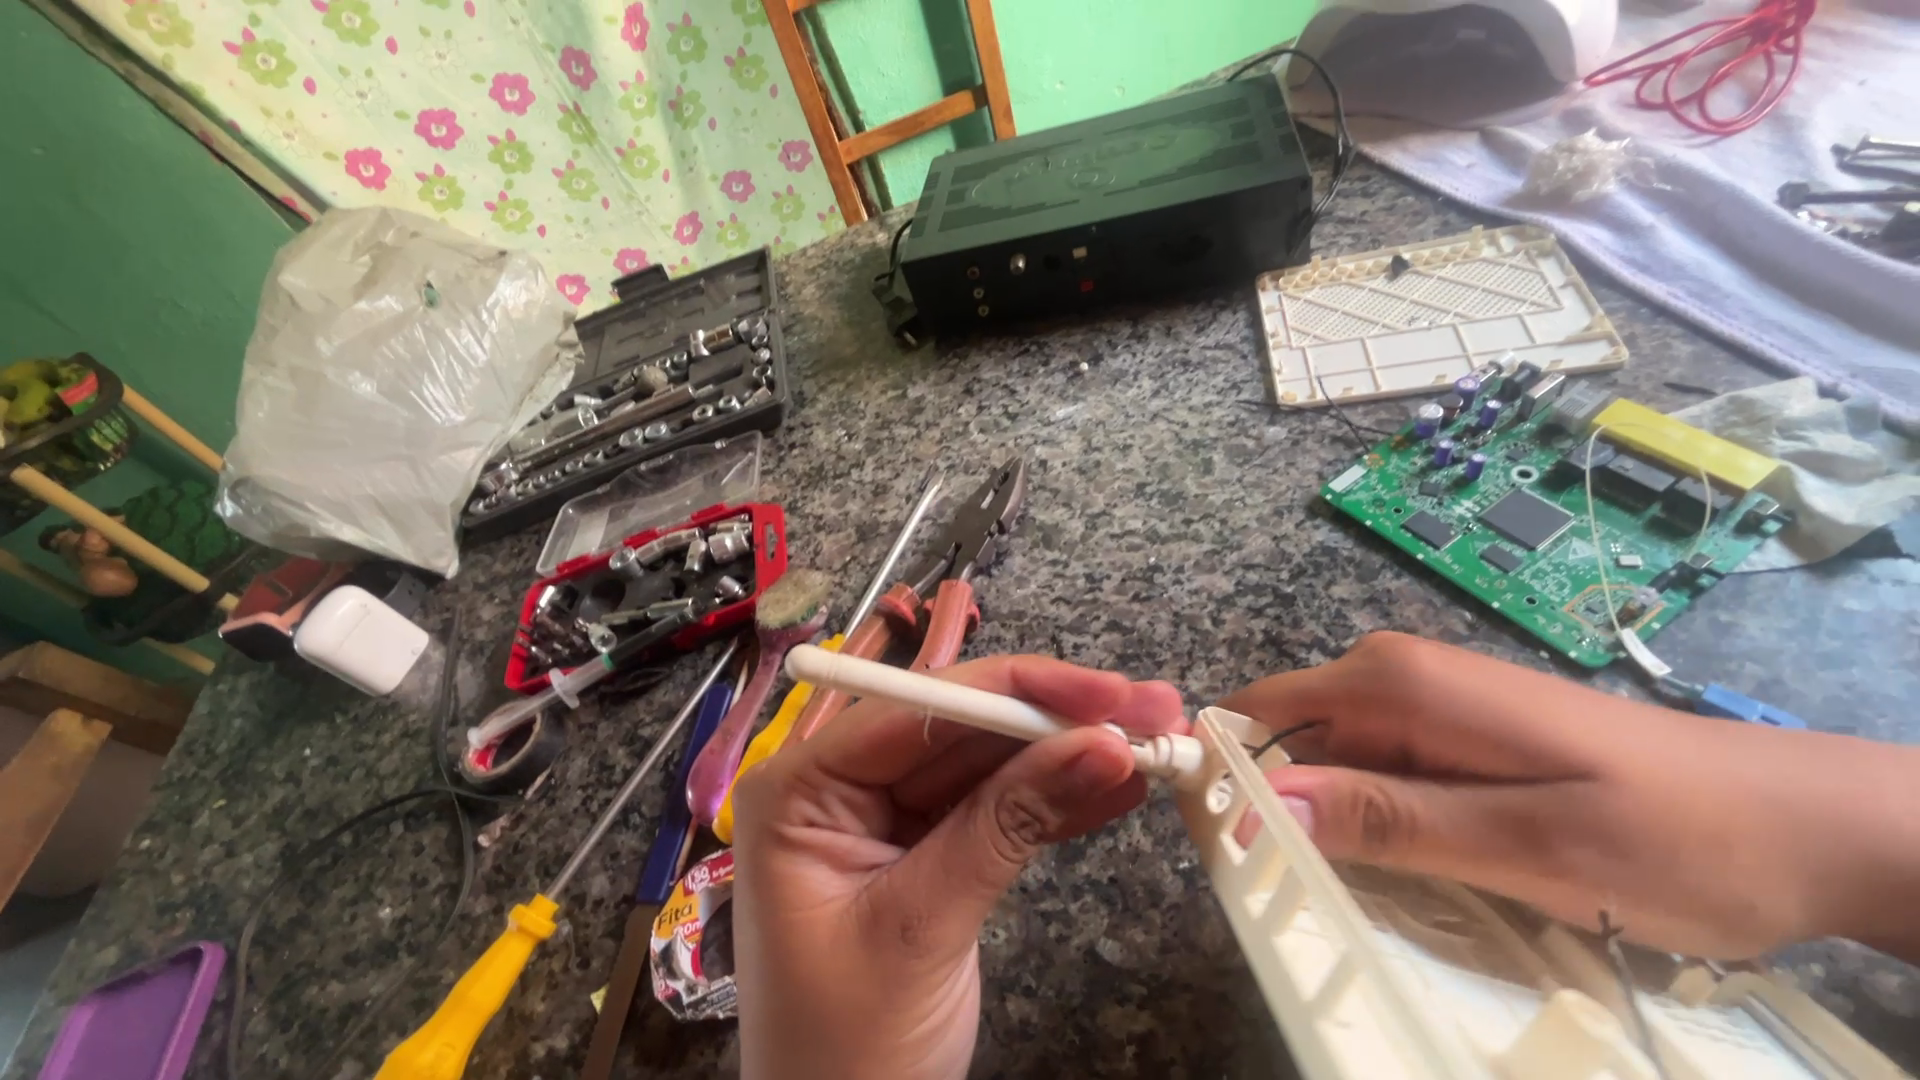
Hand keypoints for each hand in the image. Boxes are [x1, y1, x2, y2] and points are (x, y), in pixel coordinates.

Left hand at [730, 656, 1185, 1079]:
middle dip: (1058, 719)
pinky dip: (1059, 800)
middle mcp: (842, 783)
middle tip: (1152, 710)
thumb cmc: (846, 1050)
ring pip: (989, 763)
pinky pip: (996, 808)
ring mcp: (886, 815)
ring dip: (1071, 754)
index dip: (1017, 691)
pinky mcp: (927, 847)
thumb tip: (1099, 746)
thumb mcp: (921, 927)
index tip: (1105, 693)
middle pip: (962, 727)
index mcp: (804, 786)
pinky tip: (1119, 787)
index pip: (918, 710)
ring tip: (1157, 743)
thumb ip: (1006, 826)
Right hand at [1222, 632, 1919, 960]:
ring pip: (1325, 760)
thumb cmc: (1675, 833)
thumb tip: (1263, 802)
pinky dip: (1362, 821)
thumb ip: (1390, 818)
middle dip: (1271, 806)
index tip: (1217, 844)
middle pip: (1285, 737)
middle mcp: (1392, 677)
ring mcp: (1423, 704)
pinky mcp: (1447, 734)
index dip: (1224, 771)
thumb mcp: (1527, 841)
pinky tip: (1395, 868)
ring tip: (1341, 890)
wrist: (1807, 824)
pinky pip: (1371, 774)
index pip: (1259, 711)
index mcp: (1395, 683)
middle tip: (1285, 890)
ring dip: (1318, 821)